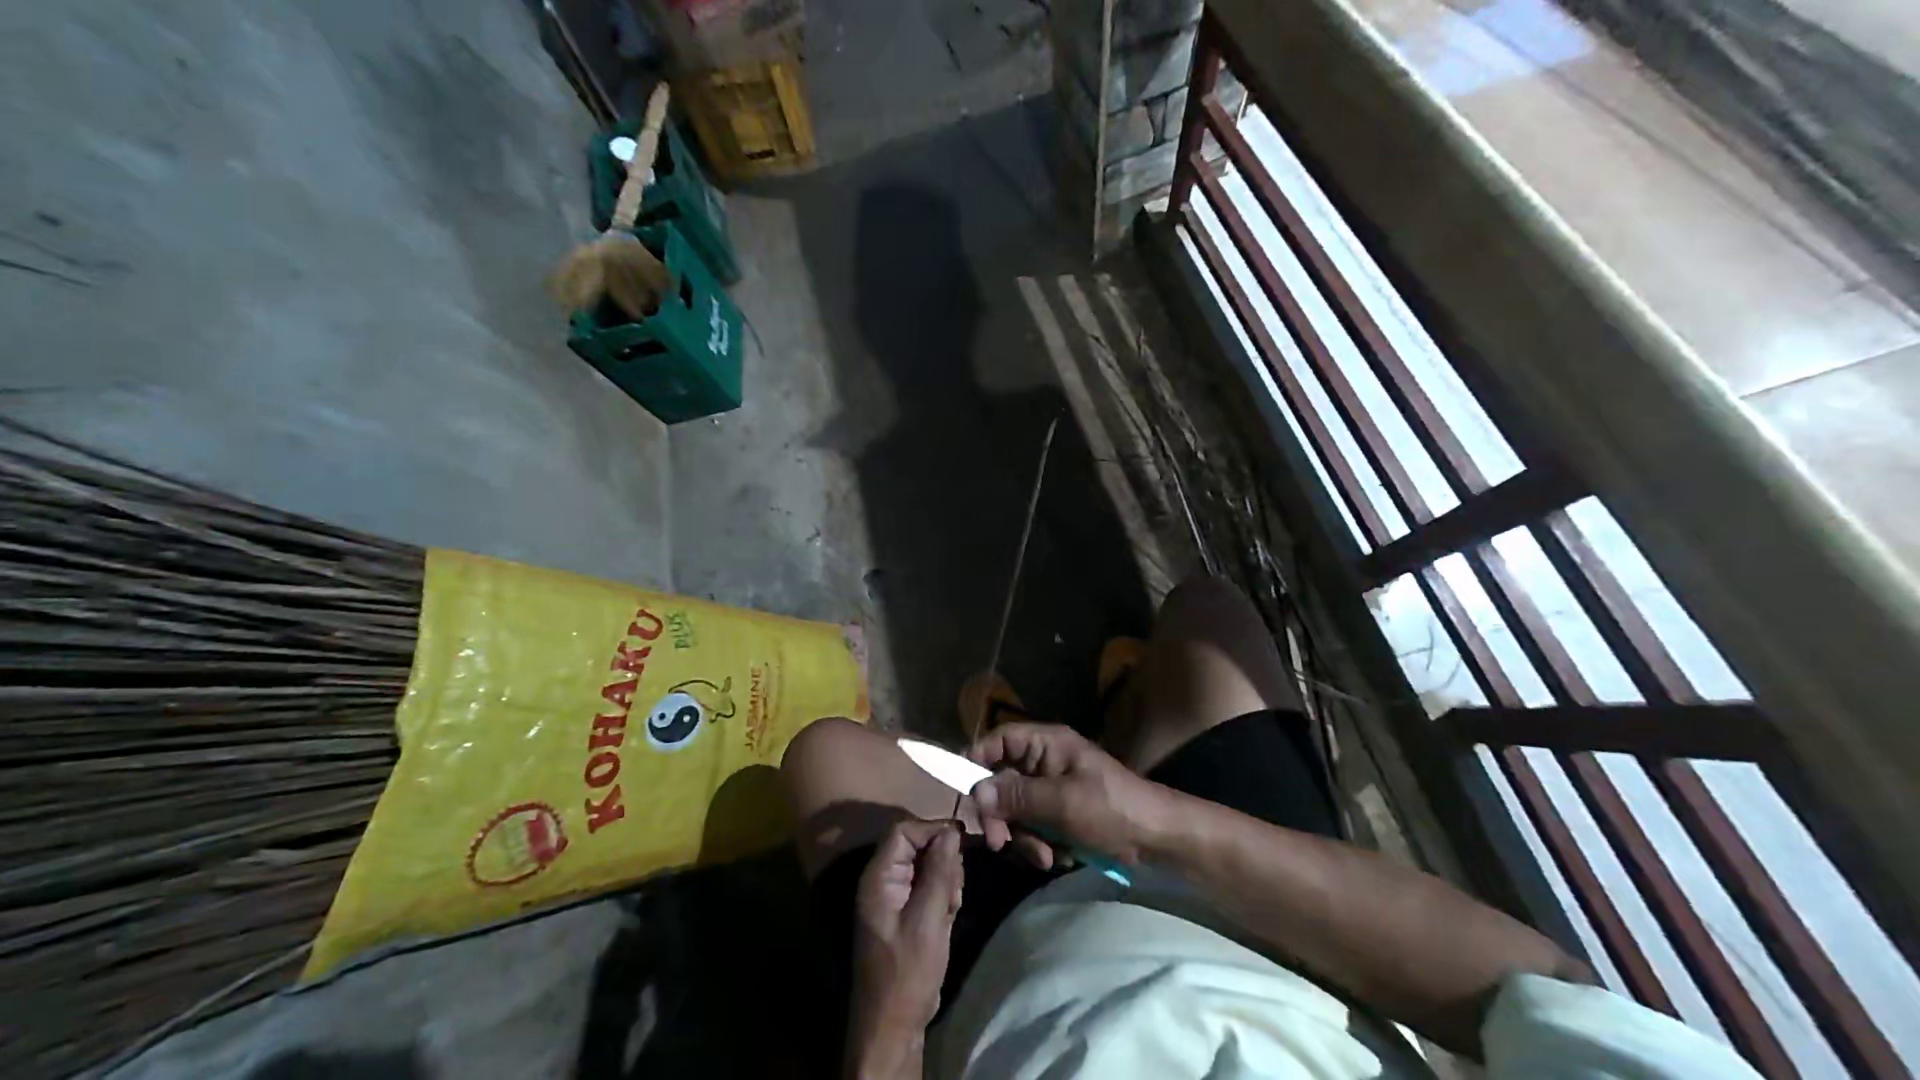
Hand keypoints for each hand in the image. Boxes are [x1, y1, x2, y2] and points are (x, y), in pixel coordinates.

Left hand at [846, 818, 963, 1078]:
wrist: (893, 1024)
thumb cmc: (908, 970)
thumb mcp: (928, 918)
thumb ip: (939, 871)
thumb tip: (951, 832)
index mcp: (879, 876)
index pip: (904, 830)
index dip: (933, 829)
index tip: (962, 840)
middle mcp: (883, 881)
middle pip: (917, 846)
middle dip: (943, 861)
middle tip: (955, 888)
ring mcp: (894, 898)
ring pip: (927, 867)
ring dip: (946, 881)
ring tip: (951, 908)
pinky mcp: (906, 913)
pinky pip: (928, 888)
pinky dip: (942, 897)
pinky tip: (948, 917)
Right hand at [968, 722, 1174, 870]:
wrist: (1157, 841)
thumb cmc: (1111, 809)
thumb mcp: (1061, 802)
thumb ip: (1017, 796)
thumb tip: (976, 792)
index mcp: (1046, 744)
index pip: (998, 740)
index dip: (977, 761)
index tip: (964, 793)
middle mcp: (1043, 762)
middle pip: (1000, 782)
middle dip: (1002, 815)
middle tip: (999, 842)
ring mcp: (1051, 790)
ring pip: (1015, 811)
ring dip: (1024, 837)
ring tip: (1046, 857)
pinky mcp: (1059, 816)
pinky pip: (1033, 828)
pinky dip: (1040, 846)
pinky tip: (1059, 859)